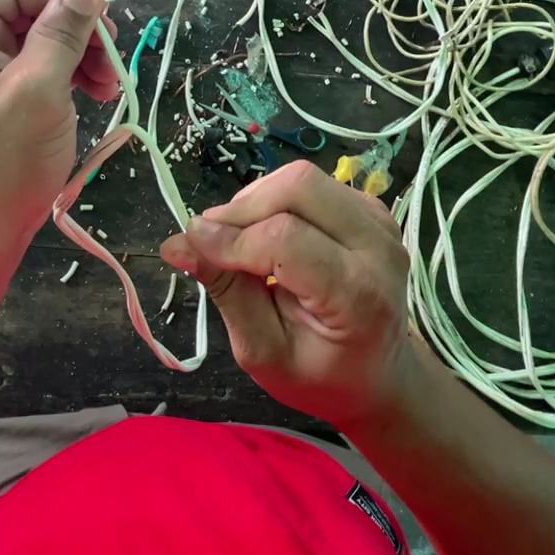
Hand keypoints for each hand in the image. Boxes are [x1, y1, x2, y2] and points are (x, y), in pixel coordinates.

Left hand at [0, 0, 118, 265]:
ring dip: (78, 54)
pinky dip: (67, 75)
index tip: (98, 25)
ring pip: (37, 38)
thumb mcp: (40, 90)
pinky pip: (35, 67)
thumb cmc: (1, 163)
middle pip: (27, 7)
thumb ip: (63, 32)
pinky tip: (95, 95)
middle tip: (111, 62)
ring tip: (108, 86)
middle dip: (75, 30)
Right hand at [159, 160, 421, 430]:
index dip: (230, 239)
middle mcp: (377, 246)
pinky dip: (275, 201)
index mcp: (358, 296)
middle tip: (209, 237)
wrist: (378, 373)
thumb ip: (226, 293)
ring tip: (236, 239)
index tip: (190, 245)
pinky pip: (311, 184)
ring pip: (302, 179)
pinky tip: (265, 234)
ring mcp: (379, 221)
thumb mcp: (262, 351)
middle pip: (298, 187)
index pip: (285, 240)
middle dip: (242, 207)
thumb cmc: (319, 375)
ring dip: (256, 201)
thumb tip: (176, 245)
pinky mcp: (370, 207)